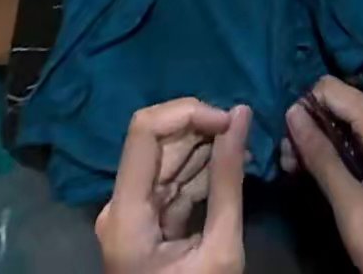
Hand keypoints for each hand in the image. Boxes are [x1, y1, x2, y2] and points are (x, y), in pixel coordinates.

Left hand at [98, 98, 251, 273]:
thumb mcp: (221, 250)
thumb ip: (228, 178)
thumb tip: (242, 113)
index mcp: (125, 215)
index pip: (144, 129)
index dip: (187, 112)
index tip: (228, 121)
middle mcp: (119, 206)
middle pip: (158, 139)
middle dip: (203, 128)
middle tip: (243, 137)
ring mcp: (130, 213)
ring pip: (168, 153)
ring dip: (207, 145)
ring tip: (242, 154)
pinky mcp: (145, 219)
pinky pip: (173, 176)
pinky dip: (203, 166)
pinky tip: (231, 170)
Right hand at [282, 77, 362, 273]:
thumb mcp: (353, 206)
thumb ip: (322, 158)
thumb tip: (292, 113)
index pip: (330, 87)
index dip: (303, 107)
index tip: (284, 138)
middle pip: (335, 103)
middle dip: (307, 126)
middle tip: (285, 162)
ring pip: (340, 122)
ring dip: (315, 142)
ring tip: (292, 171)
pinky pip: (352, 139)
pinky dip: (331, 152)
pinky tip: (313, 174)